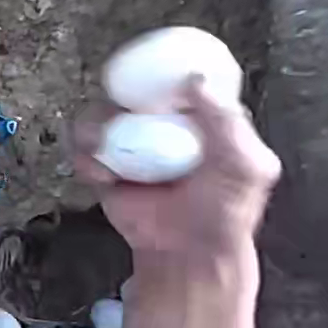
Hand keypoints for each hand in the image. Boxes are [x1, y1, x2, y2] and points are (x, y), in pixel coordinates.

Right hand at [75, 76, 280, 258]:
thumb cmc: (224, 213)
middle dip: (112, 104)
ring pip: (96, 124)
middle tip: (117, 116)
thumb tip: (195, 80)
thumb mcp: (245, 162)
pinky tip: (101, 173)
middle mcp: (156, 135)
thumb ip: (224, 120)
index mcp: (193, 126)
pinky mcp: (105, 173)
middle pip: (123, 102)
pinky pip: (82, 154)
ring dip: (91, 130)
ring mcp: (128, 153)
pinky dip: (85, 160)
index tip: (144, 77)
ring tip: (98, 143)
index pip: (168, 90)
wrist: (185, 250)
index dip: (153, 79)